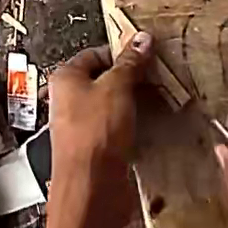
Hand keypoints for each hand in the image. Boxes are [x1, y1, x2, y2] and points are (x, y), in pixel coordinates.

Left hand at [48, 33, 153, 186]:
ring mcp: (80, 124)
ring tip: (161, 101)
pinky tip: (152, 127)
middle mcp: (68, 98)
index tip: (148, 57)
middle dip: (131, 80)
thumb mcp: (117, 88)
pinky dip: (133, 125)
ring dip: (134, 104)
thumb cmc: (96, 132)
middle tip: (160, 79)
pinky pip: (116, 128)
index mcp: (66, 77)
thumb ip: (130, 64)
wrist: (91, 189)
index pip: (96, 54)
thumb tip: (143, 38)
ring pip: (111, 105)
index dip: (122, 54)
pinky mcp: (95, 148)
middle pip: (103, 79)